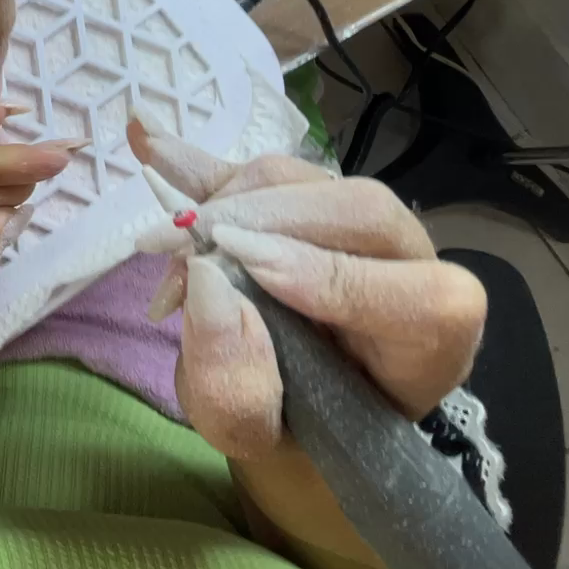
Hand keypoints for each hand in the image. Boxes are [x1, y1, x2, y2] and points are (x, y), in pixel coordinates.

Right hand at [125, 119, 485, 560]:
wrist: (286, 402)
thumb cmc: (281, 428)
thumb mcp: (248, 434)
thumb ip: (234, 385)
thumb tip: (206, 284)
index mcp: (425, 343)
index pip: (419, 297)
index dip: (331, 276)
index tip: (235, 268)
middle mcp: (407, 267)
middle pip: (359, 210)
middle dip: (256, 218)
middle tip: (175, 243)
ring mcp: (352, 220)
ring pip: (300, 179)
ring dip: (219, 200)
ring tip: (165, 246)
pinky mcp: (294, 197)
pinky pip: (248, 166)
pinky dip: (192, 156)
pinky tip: (143, 135)